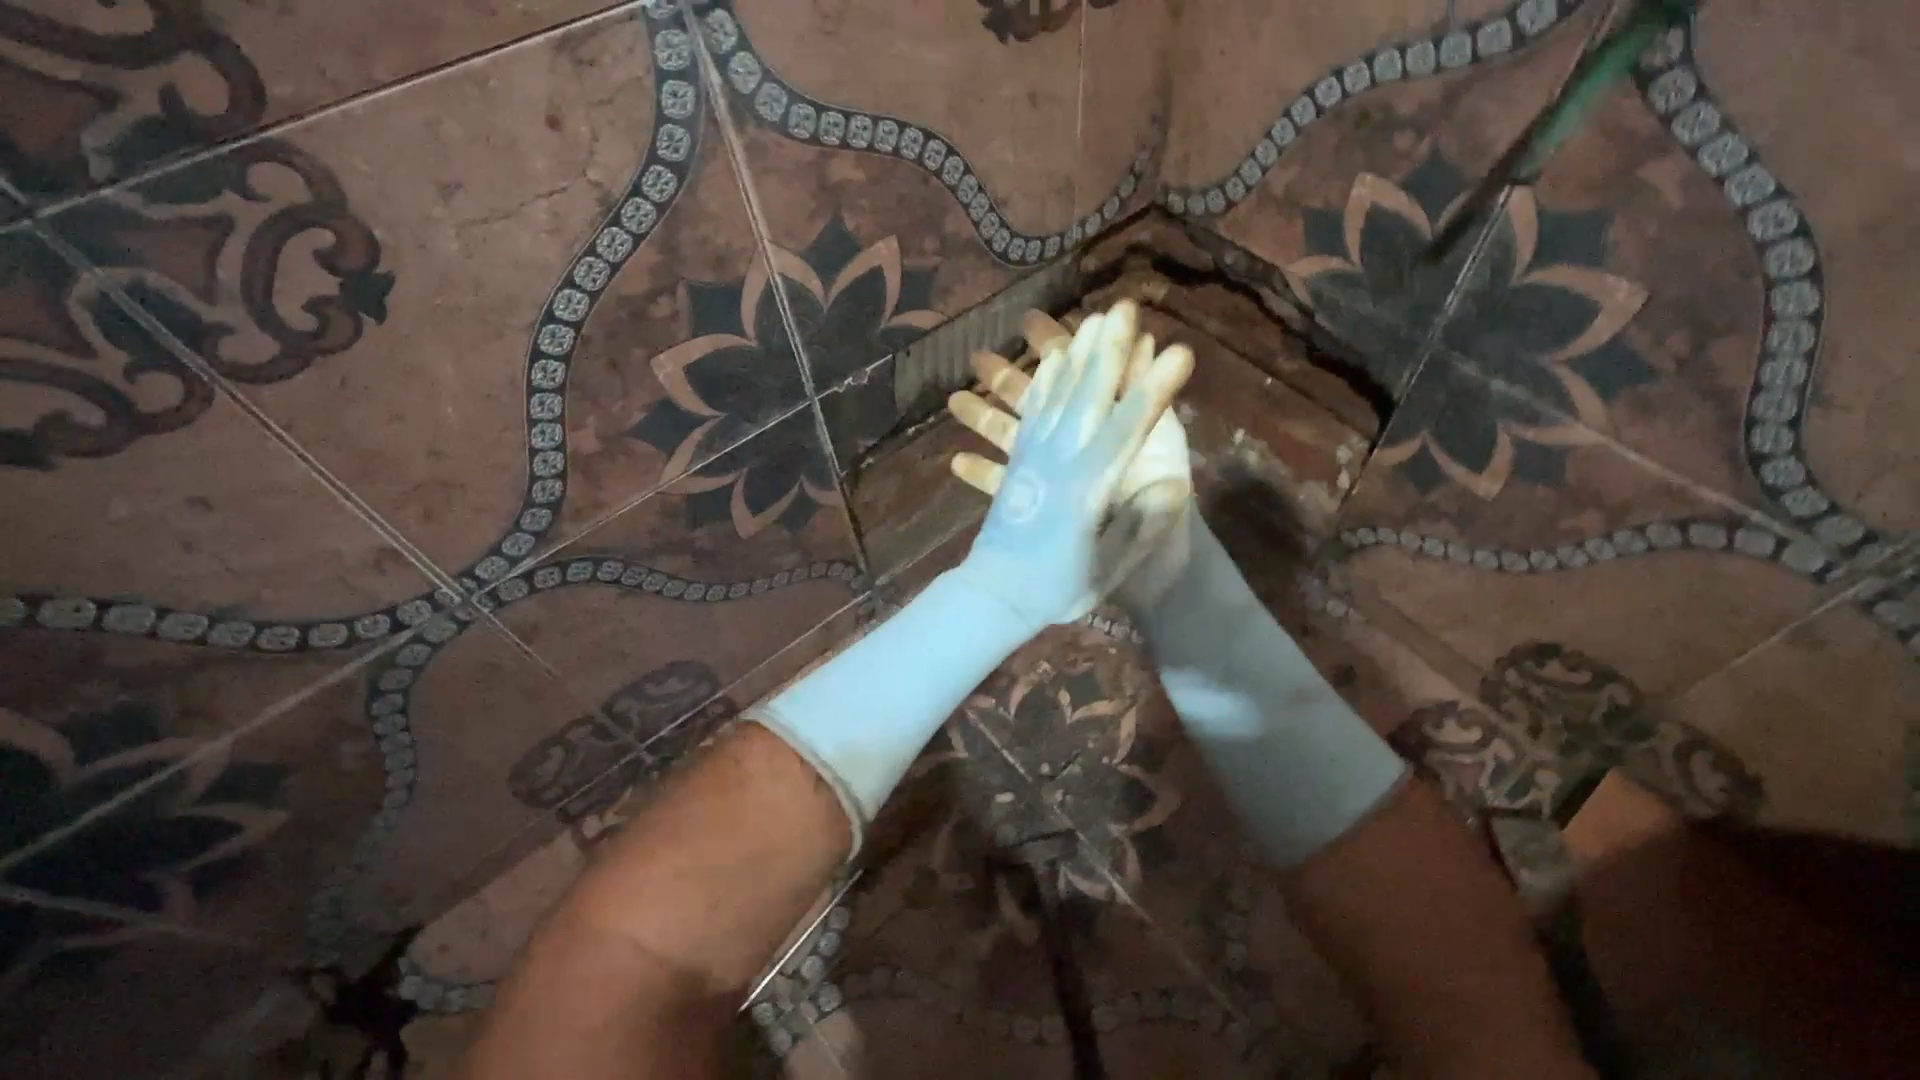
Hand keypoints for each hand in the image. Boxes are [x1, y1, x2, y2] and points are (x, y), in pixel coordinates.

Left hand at [945, 301, 1192, 630]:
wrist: (995, 598)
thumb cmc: (1060, 592)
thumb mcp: (1106, 570)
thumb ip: (1138, 528)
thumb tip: (1172, 487)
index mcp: (1087, 489)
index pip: (1127, 429)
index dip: (1153, 389)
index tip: (1179, 352)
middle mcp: (1059, 463)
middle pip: (1087, 398)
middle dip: (1107, 351)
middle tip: (1123, 309)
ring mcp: (1032, 459)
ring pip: (1054, 397)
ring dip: (1071, 357)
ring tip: (1086, 320)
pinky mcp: (1016, 462)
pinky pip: (1029, 414)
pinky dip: (1040, 386)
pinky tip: (1046, 363)